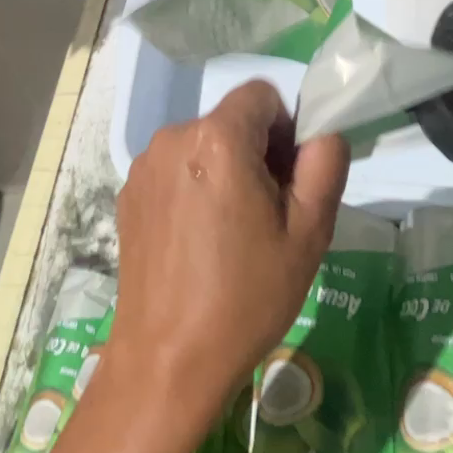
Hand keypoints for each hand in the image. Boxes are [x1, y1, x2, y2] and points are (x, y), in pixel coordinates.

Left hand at [112, 80, 350, 410]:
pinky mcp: (128, 193)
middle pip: (230, 121)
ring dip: (224, 171)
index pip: (262, 94)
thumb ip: (324, 166)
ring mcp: (144, 165)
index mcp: (218, 137)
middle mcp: (173, 137)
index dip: (286, 127)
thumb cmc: (246, 296)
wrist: (168, 358)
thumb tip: (322, 131)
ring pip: (202, 146)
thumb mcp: (308, 234)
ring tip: (232, 235)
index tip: (291, 177)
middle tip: (268, 216)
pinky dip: (194, 189)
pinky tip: (198, 243)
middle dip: (257, 152)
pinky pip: (175, 170)